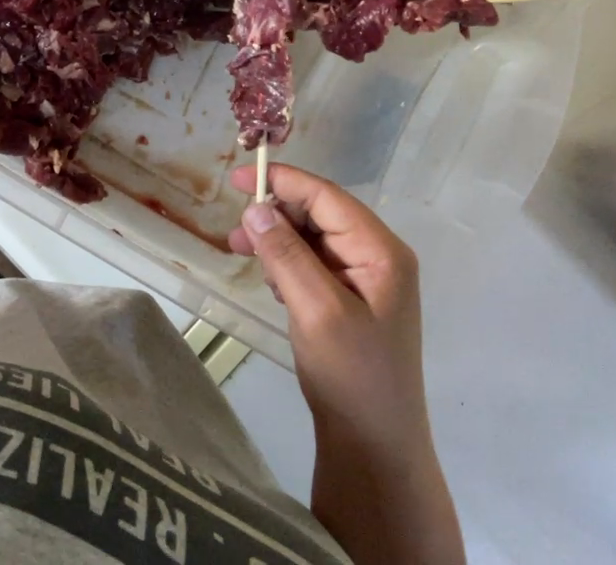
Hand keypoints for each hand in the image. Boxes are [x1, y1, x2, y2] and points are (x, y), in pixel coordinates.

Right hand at [227, 164, 430, 452]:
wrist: (373, 438)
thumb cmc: (351, 371)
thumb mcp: (315, 309)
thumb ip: (286, 254)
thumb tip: (255, 207)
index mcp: (380, 252)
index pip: (326, 197)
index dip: (282, 180)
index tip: (234, 177)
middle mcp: (377, 256)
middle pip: (319, 213)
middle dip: (275, 213)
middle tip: (234, 232)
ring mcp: (365, 278)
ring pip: (311, 236)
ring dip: (276, 239)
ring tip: (243, 255)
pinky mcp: (349, 298)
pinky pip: (311, 261)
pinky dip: (285, 262)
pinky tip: (270, 282)